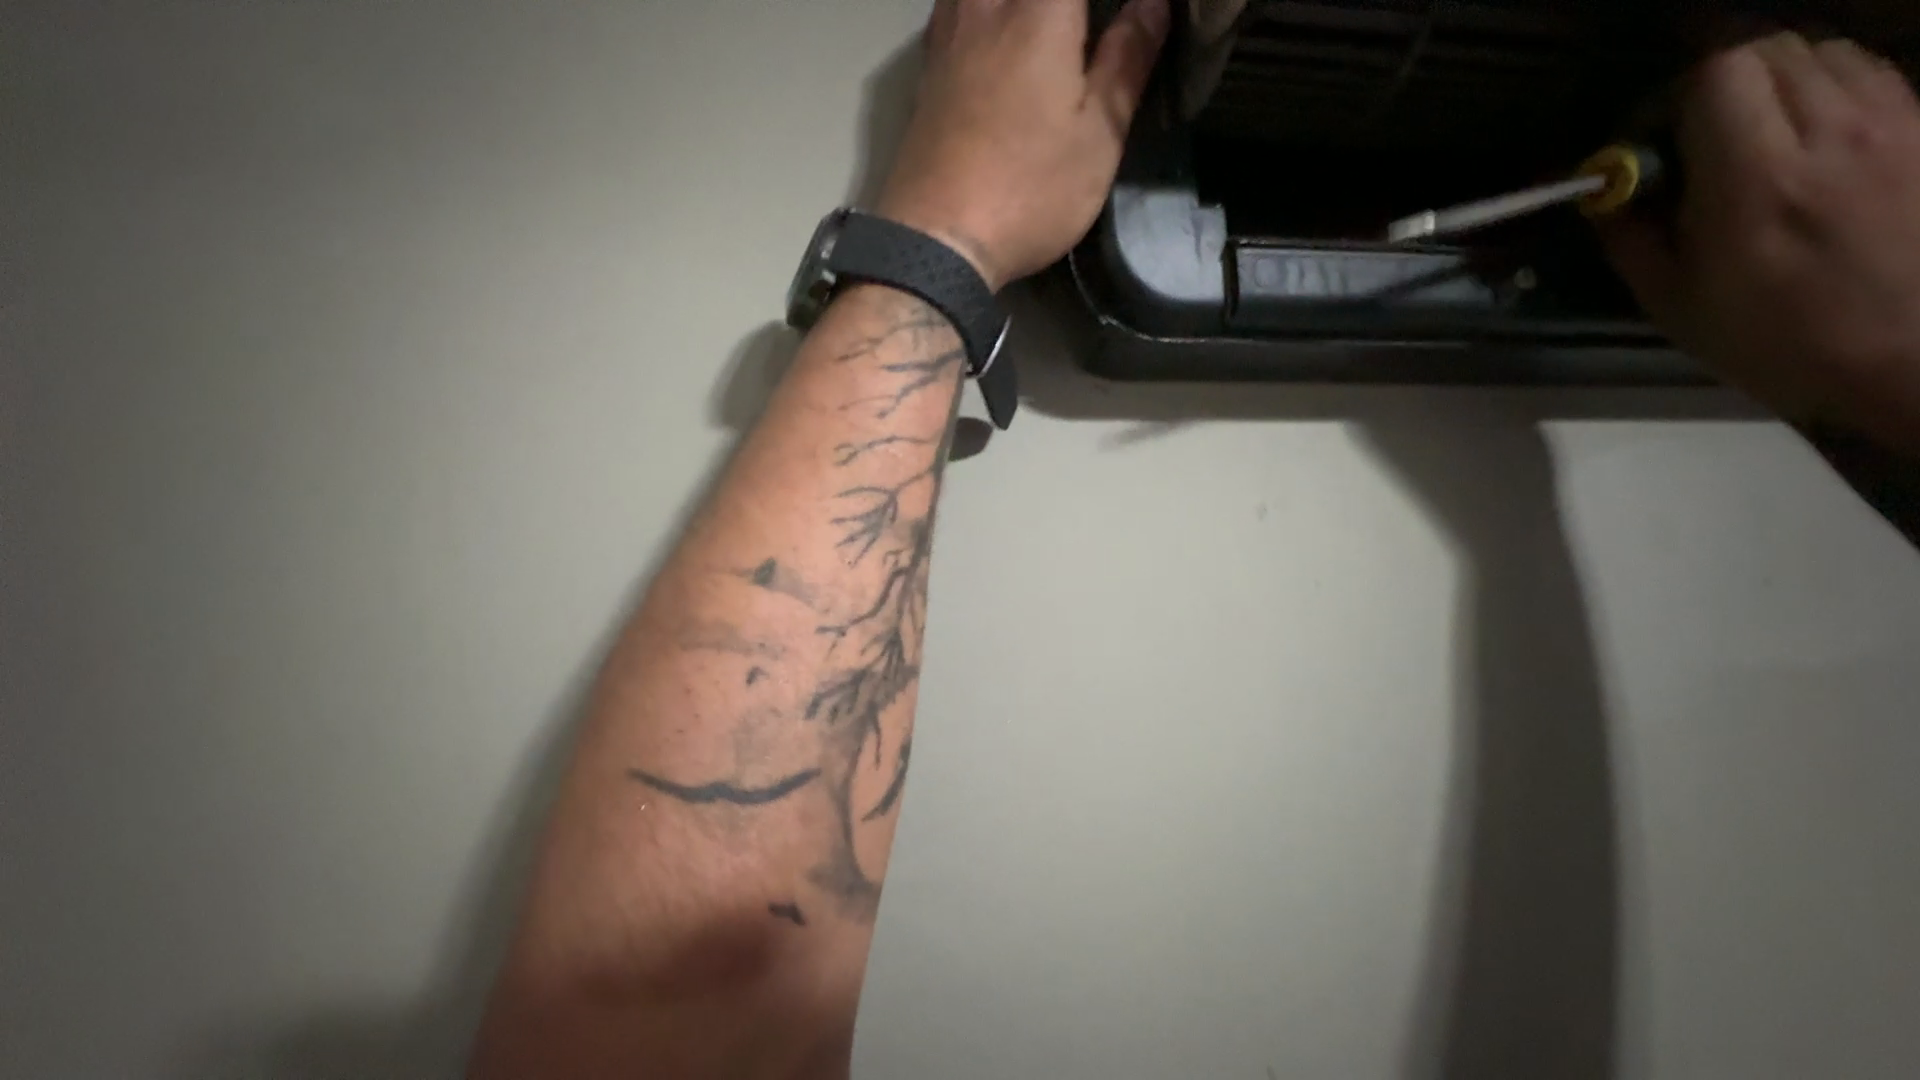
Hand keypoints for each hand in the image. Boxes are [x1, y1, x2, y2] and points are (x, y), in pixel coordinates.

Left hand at [876, 0, 1171, 290]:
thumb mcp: (1099, 137)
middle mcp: (986, 7)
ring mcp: (947, 37)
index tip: (1127, 17)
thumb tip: (1152, 5)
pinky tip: (992, 33)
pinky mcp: (924, 72)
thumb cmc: (1029, 192)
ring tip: (1044, 23)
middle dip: (1062, 6)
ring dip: (1012, 5)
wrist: (936, 241)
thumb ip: (1127, 61)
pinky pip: (954, 9)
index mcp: (1041, 11)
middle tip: (1085, 28)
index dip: (1109, 3)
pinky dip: (979, 11)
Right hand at [1603, 33, 1919, 453]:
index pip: (1715, 74)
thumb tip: (1606, 195)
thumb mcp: (1673, 301)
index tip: (1648, 142)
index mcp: (1756, 178)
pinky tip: (1804, 137)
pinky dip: (1822, 88)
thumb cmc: (1774, 339)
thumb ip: (1631, 238)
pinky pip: (1865, 75)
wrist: (1908, 357)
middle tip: (1688, 136)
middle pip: (1765, 49)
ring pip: (1820, 52)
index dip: (1669, 95)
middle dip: (1713, 82)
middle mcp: (1831, 130)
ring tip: (1747, 135)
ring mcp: (1892, 122)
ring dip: (1770, 80)